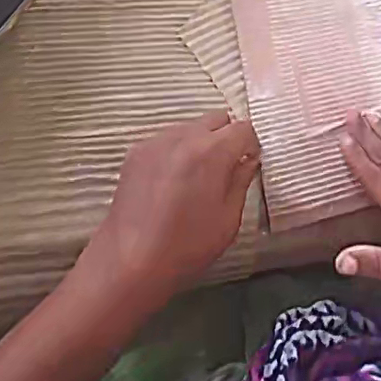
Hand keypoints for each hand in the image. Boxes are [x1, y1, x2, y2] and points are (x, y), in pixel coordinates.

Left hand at [79, 110, 258, 307]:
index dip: (251, 144)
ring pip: (190, 127)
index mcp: (211, 152)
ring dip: (201, 142)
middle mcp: (184, 136)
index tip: (248, 162)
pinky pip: (167, 140)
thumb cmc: (186, 246)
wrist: (129, 262)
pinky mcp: (137, 150)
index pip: (243, 127)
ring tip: (195, 177)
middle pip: (217, 119)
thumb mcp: (228, 219)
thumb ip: (241, 180)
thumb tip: (248, 159)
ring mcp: (157, 140)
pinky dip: (177, 151)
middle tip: (225, 168)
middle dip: (227, 137)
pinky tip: (171, 182)